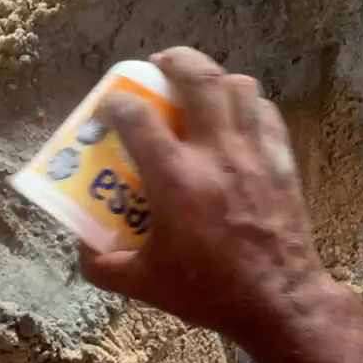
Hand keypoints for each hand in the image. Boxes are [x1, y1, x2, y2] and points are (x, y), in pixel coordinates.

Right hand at [79, 47, 335, 345]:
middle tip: (157, 68)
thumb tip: (81, 245)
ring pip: (237, 85)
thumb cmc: (207, 291)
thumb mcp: (142, 284)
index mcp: (175, 179)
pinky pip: (264, 112)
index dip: (115, 104)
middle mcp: (214, 153)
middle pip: (196, 77)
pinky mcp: (281, 161)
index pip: (136, 117)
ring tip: (198, 89)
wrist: (276, 300)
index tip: (107, 109)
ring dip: (213, 78)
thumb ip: (101, 265)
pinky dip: (246, 104)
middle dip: (172, 62)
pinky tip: (234, 119)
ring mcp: (253, 152)